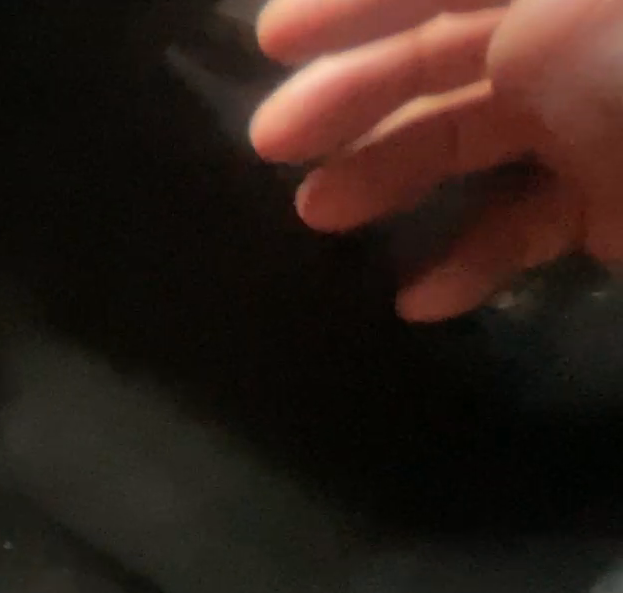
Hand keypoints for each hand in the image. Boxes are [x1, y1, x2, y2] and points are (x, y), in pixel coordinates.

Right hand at [250, 0, 622, 320]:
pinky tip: (426, 296)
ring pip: (481, 133)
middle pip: (470, 43)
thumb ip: (557, 25)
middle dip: (362, 91)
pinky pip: (530, 218)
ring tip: (322, 219)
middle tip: (273, 140)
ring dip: (390, 177)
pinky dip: (469, 259)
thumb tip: (487, 27)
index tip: (276, 35)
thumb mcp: (619, 45)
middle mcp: (615, 36)